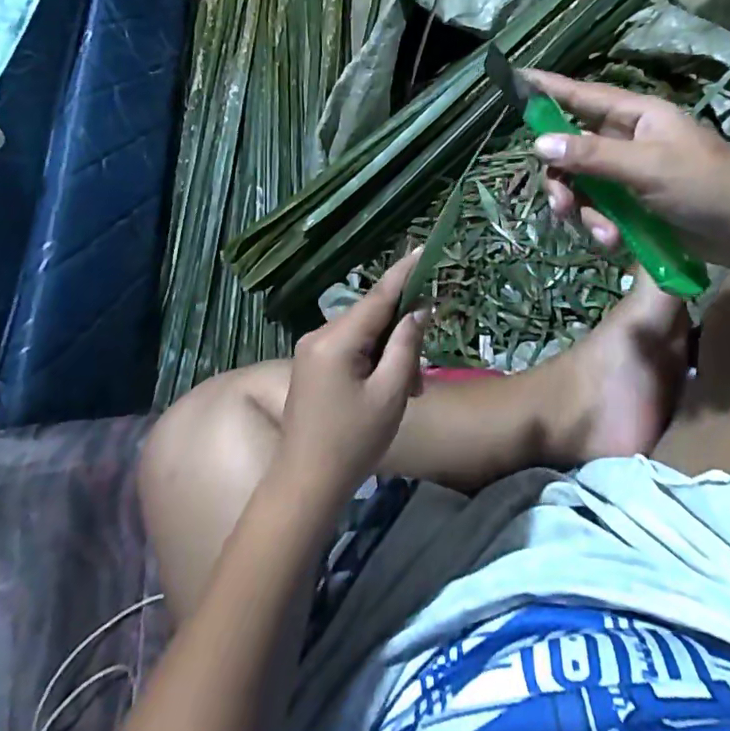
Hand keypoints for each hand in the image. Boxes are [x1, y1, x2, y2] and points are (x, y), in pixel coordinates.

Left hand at [278, 250, 426, 499]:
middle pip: (370, 319)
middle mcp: (318, 336)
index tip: (422, 249)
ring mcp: (311, 351)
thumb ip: (404, 346)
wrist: (307, 480)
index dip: (402, 273)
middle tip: (420, 378)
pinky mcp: (311, 366)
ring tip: (406, 394)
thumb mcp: (390, 393)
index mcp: (335, 341)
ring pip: (362, 337)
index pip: (377, 297)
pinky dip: (372, 364)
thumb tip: (417, 310)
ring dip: (388, 356)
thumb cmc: (353, 440)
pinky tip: (386, 392)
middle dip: (400, 337)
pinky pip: (349, 351)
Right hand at [523, 69, 729, 272]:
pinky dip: (599, 225)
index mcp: (637, 116)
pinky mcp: (631, 204)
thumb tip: (538, 143)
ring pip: (579, 184)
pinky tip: (614, 242)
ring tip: (603, 235)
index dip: (549, 89)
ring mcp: (628, 174)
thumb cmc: (706, 187)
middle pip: (570, 150)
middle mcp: (627, 140)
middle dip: (562, 180)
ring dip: (583, 211)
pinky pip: (596, 208)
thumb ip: (592, 155)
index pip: (583, 96)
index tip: (515, 79)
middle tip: (560, 206)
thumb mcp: (647, 167)